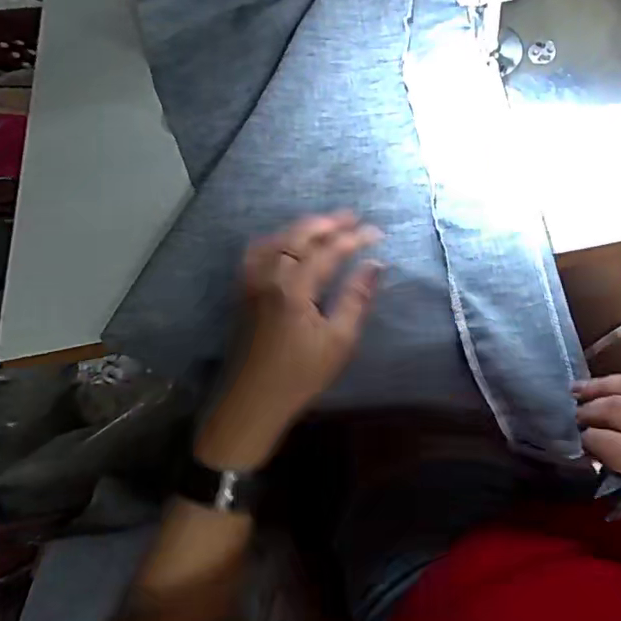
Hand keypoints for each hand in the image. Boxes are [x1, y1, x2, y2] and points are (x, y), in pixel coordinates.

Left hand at [199, 213, 382, 468]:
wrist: (252, 402)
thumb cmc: (301, 375)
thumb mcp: (339, 341)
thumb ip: (356, 299)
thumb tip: (375, 265)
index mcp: (294, 289)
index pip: (328, 251)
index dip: (354, 238)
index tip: (377, 232)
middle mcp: (269, 278)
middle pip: (298, 237)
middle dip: (327, 223)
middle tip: (352, 217)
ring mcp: (251, 284)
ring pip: (275, 241)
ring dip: (301, 228)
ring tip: (324, 225)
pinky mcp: (243, 293)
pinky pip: (257, 253)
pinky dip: (276, 239)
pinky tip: (285, 243)